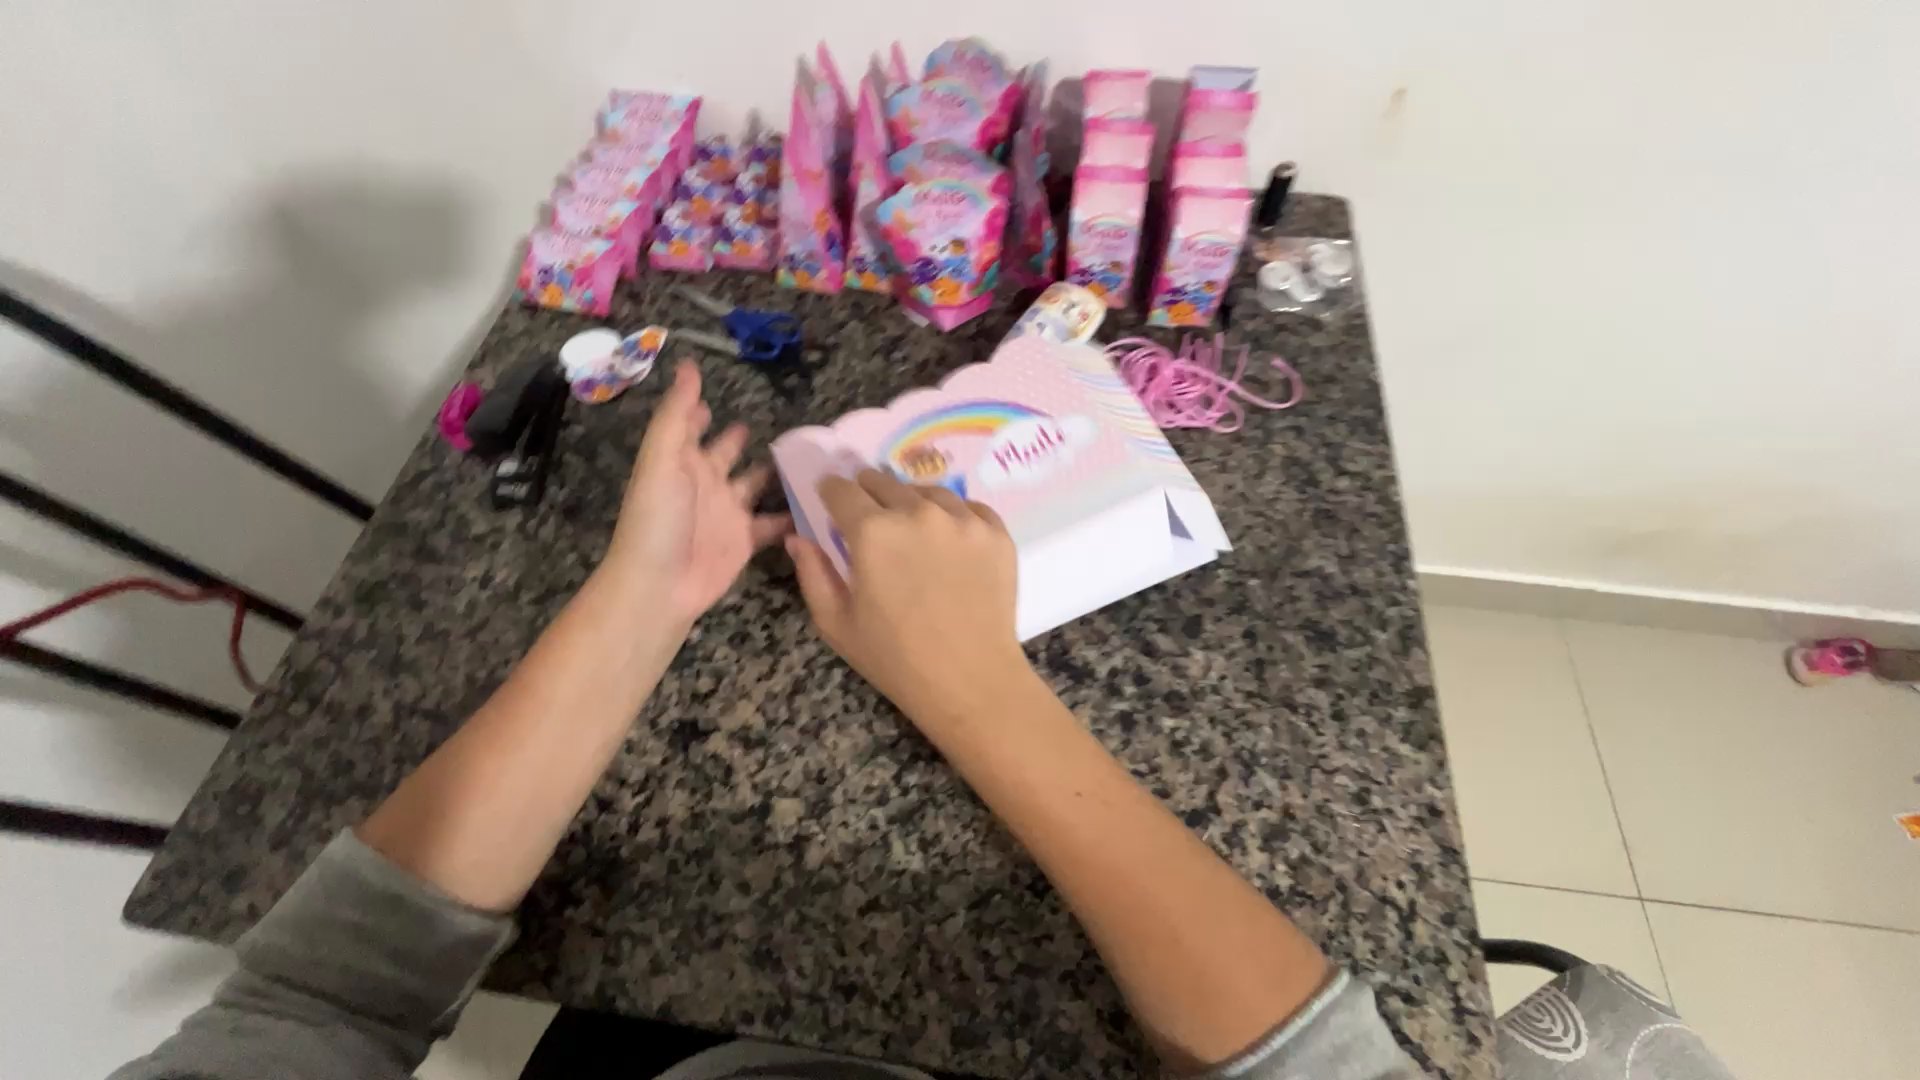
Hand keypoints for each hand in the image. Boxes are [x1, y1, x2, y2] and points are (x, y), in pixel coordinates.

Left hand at [603, 362, 789, 623]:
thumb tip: (688, 366)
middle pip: (725, 455)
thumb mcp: (662, 458)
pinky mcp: (745, 540)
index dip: (697, 410)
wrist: (661, 584)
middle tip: (765, 422)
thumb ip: (677, 414)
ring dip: (773, 474)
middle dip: (738, 440)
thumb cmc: (657, 518)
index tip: (713, 393)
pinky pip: (772, 524)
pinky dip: (791, 516)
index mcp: (681, 461)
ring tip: (803, 457)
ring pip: (754, 486)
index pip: (689, 427)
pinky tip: (814, 503)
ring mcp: (727, 512)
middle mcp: (705, 483)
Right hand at [786, 469, 1034, 732]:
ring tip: (912, 527)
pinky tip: (950, 539)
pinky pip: (969, 508)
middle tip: (869, 514)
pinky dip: (954, 517)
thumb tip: (798, 539)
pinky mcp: (996, 533)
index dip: (831, 492)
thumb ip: (813, 573)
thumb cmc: (895, 658)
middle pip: (884, 483)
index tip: (831, 499)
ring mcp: (962, 520)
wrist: (970, 679)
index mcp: (872, 532)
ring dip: (913, 502)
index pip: (842, 490)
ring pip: (928, 491)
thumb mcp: (837, 623)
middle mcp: (918, 513)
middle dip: (869, 493)